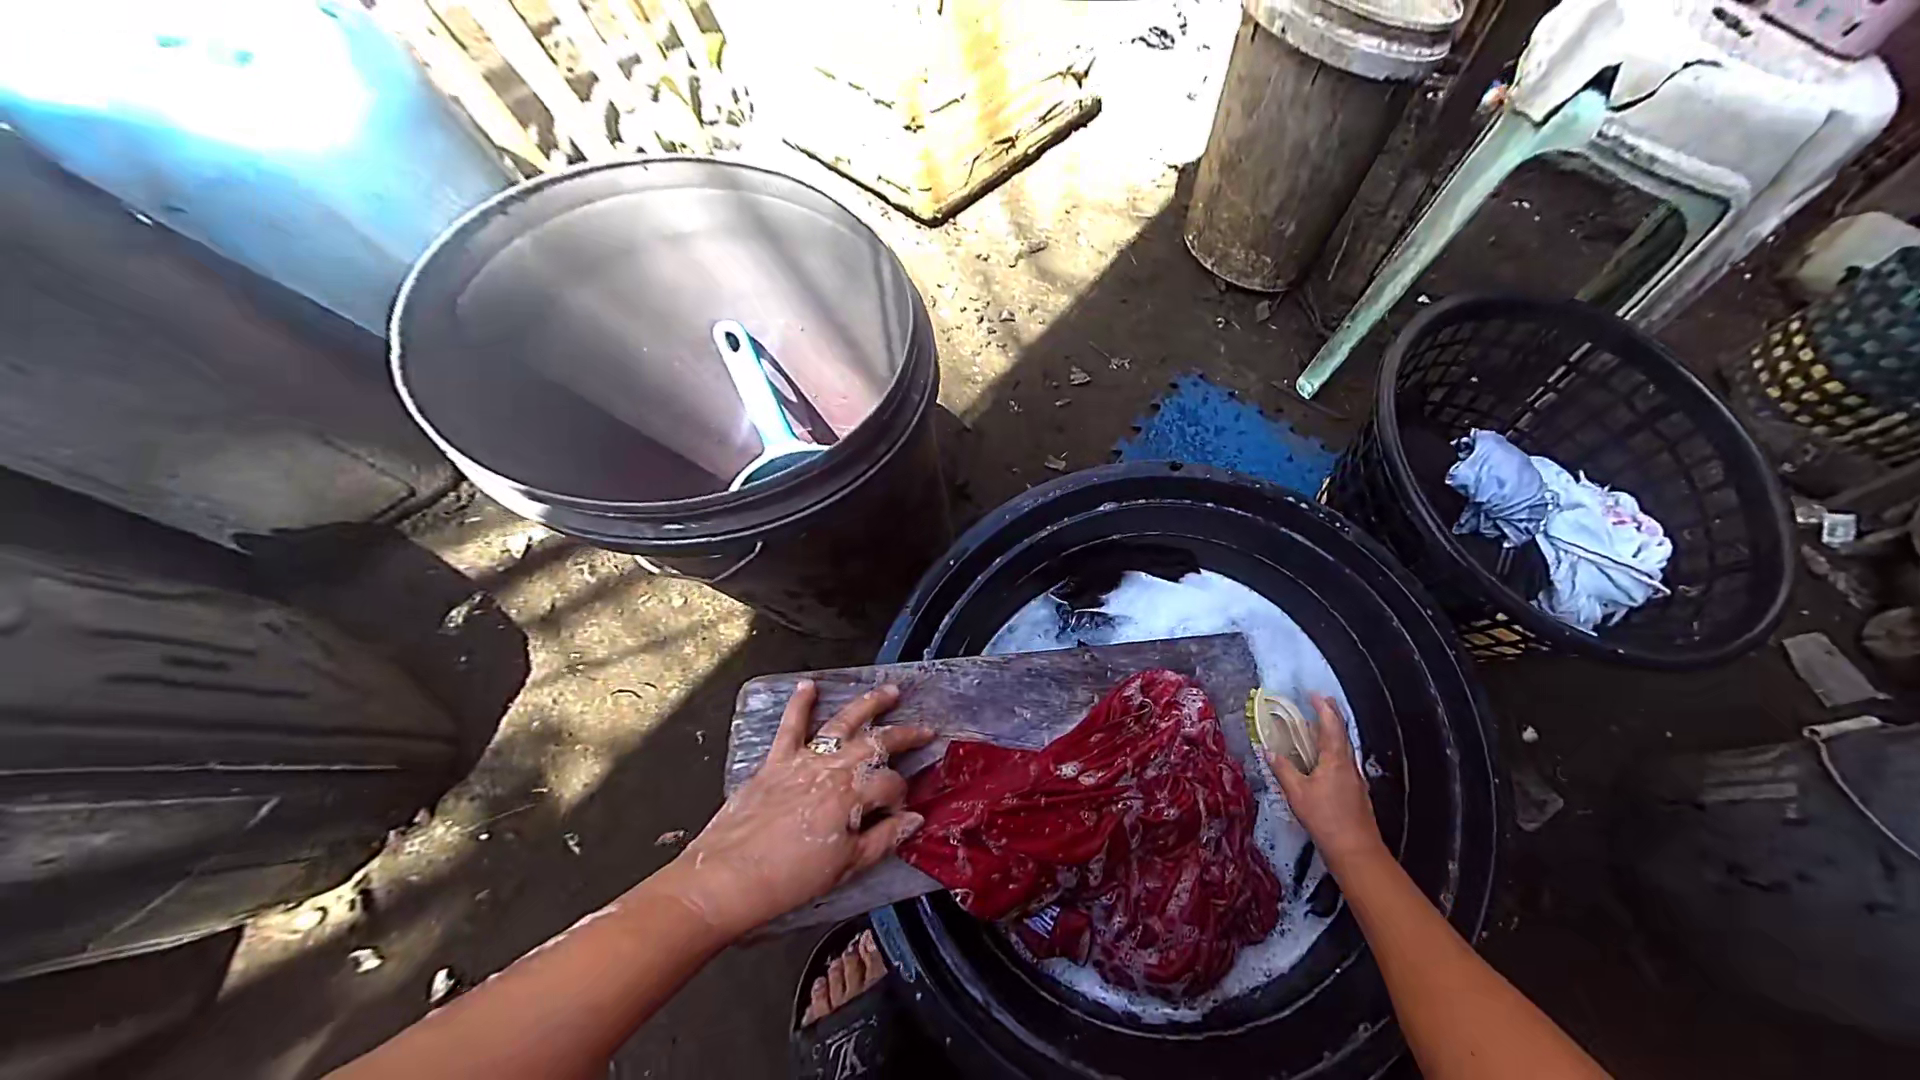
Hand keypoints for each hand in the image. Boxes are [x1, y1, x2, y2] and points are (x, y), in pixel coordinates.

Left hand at [665, 681, 933, 938]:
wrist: (724, 880)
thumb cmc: (787, 880)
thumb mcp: (845, 866)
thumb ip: (884, 839)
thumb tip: (913, 820)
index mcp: (850, 795)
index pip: (891, 784)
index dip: (901, 797)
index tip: (899, 812)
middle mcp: (830, 769)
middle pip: (877, 743)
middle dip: (905, 735)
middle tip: (925, 729)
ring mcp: (802, 761)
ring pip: (843, 723)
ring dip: (869, 704)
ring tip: (889, 692)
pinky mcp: (775, 762)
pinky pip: (790, 726)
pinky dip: (799, 704)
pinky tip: (809, 686)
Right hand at [1272, 695, 1382, 865]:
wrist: (1356, 850)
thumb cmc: (1325, 818)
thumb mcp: (1297, 793)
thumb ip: (1283, 769)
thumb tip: (1269, 751)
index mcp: (1335, 760)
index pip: (1331, 726)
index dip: (1323, 708)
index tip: (1314, 694)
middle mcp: (1348, 765)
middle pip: (1341, 734)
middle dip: (1331, 716)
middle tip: (1320, 702)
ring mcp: (1355, 779)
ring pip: (1344, 748)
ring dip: (1332, 733)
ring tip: (1317, 727)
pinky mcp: (1356, 792)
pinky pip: (1343, 762)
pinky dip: (1333, 751)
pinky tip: (1323, 759)